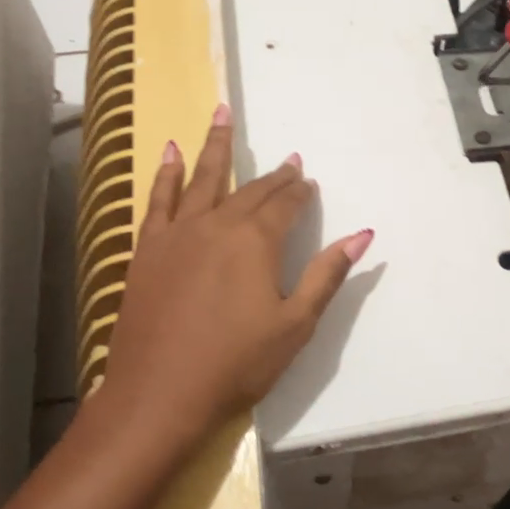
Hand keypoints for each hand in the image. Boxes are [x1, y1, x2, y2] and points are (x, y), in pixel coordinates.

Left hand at [100, 105, 372, 430]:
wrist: (158, 394)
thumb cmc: (236, 364)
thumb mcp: (295, 324)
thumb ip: (326, 274)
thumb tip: (363, 234)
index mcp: (256, 242)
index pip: (285, 205)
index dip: (300, 193)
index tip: (309, 181)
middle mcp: (216, 225)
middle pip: (250, 191)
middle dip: (272, 176)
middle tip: (287, 161)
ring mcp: (177, 234)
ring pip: (201, 178)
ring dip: (215, 145)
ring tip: (222, 113)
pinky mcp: (146, 250)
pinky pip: (156, 200)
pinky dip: (165, 173)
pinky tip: (168, 152)